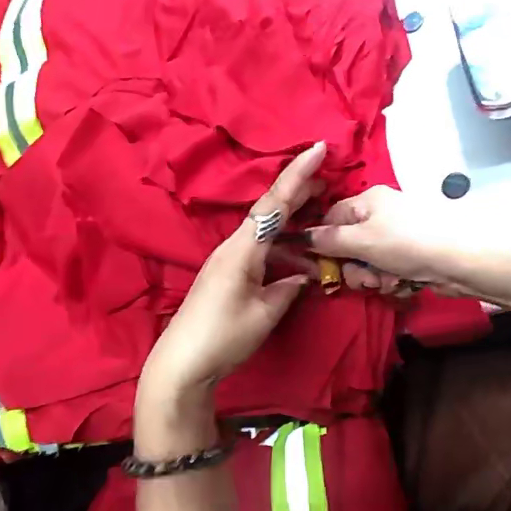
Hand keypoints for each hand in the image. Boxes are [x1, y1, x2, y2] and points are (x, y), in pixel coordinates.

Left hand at [140, 143, 327, 402]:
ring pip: (264, 231)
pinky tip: (296, 255)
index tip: (318, 148)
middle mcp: (233, 247)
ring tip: (320, 214)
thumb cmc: (224, 336)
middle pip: (268, 211)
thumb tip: (301, 277)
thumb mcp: (264, 314)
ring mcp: (227, 261)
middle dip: (298, 192)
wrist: (183, 363)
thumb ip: (286, 290)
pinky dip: (280, 246)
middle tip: (327, 179)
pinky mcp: (225, 276)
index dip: (298, 174)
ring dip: (291, 222)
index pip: (274, 203)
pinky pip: (258, 249)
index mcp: (242, 249)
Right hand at [305, 185, 480, 292]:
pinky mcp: (412, 257)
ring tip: (386, 282)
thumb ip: (328, 240)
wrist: (462, 259)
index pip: (331, 218)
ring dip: (371, 277)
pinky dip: (390, 280)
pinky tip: (400, 285)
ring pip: (367, 262)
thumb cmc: (406, 242)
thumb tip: (300, 237)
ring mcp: (397, 237)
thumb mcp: (361, 240)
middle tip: (363, 279)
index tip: (320, 264)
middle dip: (352, 267)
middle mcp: (381, 215)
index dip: (322, 242)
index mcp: (367, 201)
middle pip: (348, 245)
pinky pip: (387, 270)